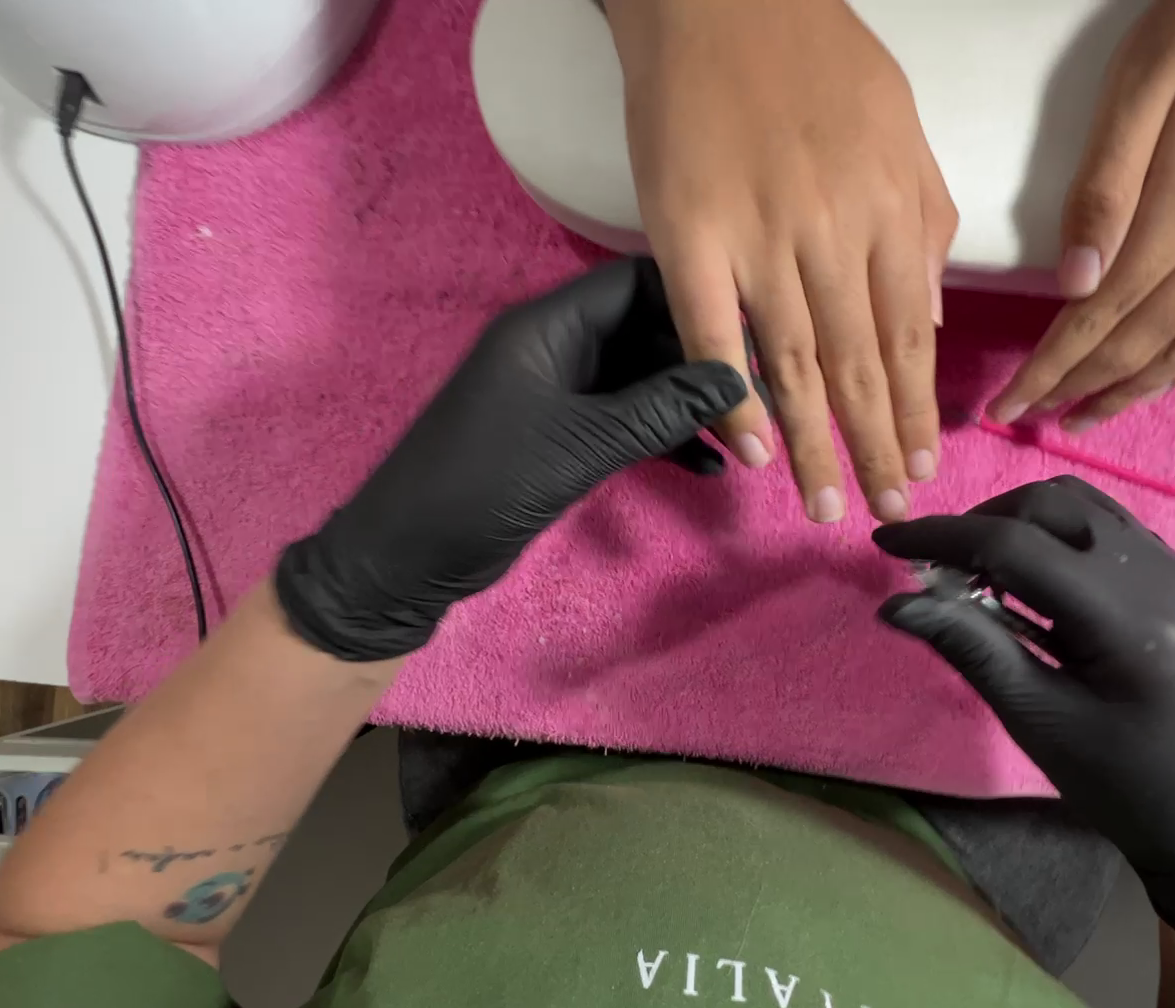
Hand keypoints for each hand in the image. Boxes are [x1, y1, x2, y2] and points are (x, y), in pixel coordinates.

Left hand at [276, 259, 745, 661]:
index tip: (753, 330)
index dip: (694, 302)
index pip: (633, 285)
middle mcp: (557, 349)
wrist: (412, 554)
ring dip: (687, 410)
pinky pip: (623, 425)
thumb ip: (660, 409)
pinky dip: (661, 442)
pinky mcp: (562, 438)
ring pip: (639, 386)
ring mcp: (559, 395)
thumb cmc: (486, 483)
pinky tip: (708, 468)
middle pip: (643, 335)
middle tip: (762, 396)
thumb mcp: (580, 444)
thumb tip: (739, 381)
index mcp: (547, 327)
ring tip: (746, 439)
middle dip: (700, 366)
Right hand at [606, 0, 956, 523]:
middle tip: (886, 512)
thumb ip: (922, 225)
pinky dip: (730, 396)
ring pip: (796, 362)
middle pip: (860, 365)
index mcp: (891, 209)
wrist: (722, 0)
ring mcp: (759, 239)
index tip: (922, 467)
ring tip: (827, 503)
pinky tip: (750, 451)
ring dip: (815, 443)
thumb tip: (925, 317)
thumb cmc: (813, 64)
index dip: (916, 411)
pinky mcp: (690, 238)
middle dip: (877, 447)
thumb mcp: (899, 131)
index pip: (909, 336)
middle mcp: (834, 233)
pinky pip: (713, 333)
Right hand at [873, 477, 1174, 946]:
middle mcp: (1168, 578)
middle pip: (1050, 507)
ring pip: (1080, 506)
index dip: (942, 537)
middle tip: (936, 569)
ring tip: (977, 570)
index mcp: (1133, 624)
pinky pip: (1107, 528)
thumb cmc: (1123, 786)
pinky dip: (1053, 535)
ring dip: (1014, 522)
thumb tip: (895, 604)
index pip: (1017, 547)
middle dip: (977, 525)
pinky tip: (1028, 576)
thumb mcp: (1037, 722)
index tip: (887, 542)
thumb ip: (969, 648)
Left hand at [989, 0, 1174, 430]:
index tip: (1008, 408)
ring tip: (1088, 417)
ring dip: (1136, 390)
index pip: (1099, 318)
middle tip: (1038, 418)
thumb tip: (1071, 287)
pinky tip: (1162, 379)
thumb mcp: (1140, 87)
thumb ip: (1103, 192)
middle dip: (1081, 388)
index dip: (1049, 370)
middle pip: (1144, 342)